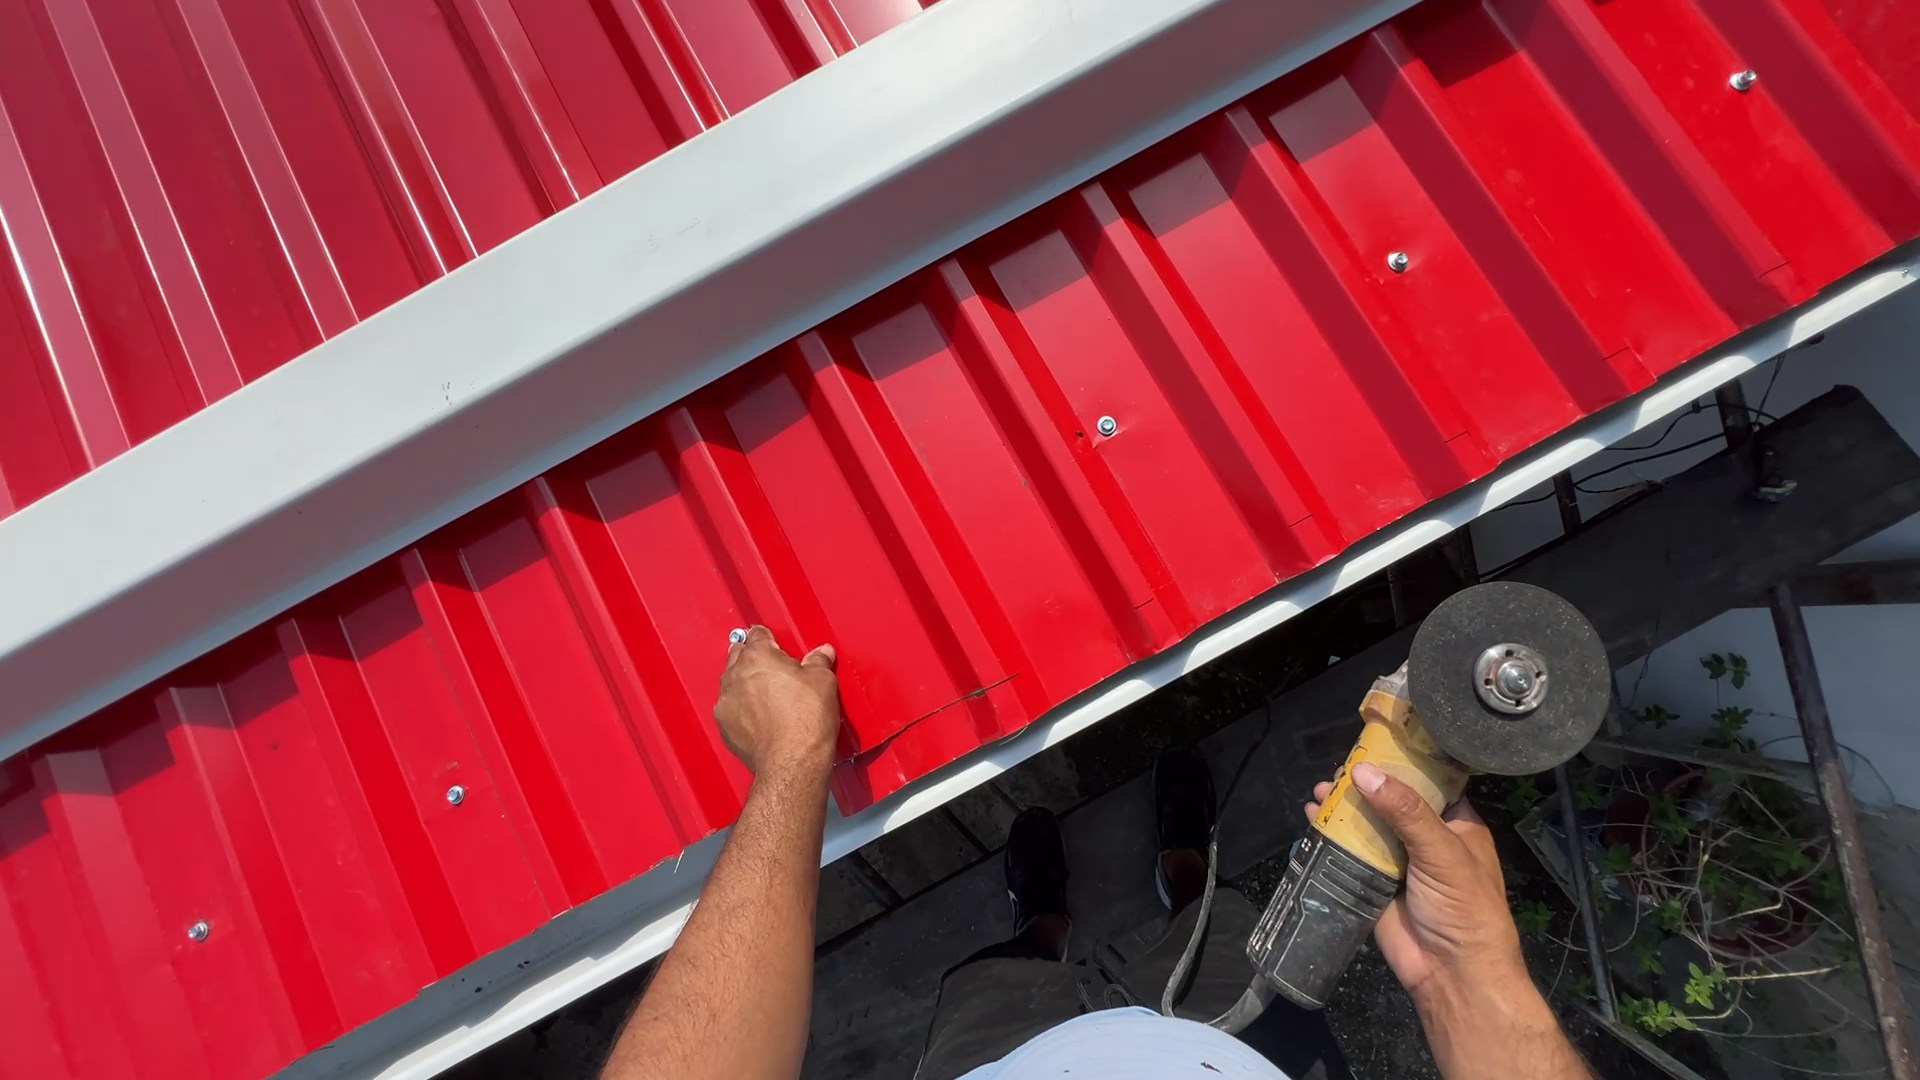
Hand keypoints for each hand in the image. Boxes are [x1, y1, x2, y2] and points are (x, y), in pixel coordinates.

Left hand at [714, 626, 841, 779]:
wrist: (792, 762)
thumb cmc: (806, 720)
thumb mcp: (823, 682)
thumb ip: (818, 662)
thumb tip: (822, 654)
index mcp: (758, 657)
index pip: (757, 635)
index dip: (768, 637)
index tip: (775, 641)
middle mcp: (736, 676)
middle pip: (738, 655)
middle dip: (752, 656)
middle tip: (771, 664)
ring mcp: (726, 703)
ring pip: (731, 682)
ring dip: (744, 683)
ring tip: (765, 691)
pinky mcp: (725, 728)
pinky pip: (730, 709)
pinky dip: (742, 708)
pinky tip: (759, 715)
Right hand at [1304, 763, 1525, 999]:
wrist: (1451, 974)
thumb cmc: (1465, 910)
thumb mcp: (1443, 853)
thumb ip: (1405, 811)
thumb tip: (1361, 772)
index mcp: (1455, 827)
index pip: (1430, 784)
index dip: (1404, 762)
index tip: (1373, 742)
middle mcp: (1424, 837)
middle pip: (1390, 799)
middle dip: (1363, 782)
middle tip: (1338, 767)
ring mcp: (1396, 857)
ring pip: (1366, 821)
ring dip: (1342, 804)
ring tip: (1321, 789)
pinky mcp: (1371, 876)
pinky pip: (1348, 846)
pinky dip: (1329, 829)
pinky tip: (1312, 814)